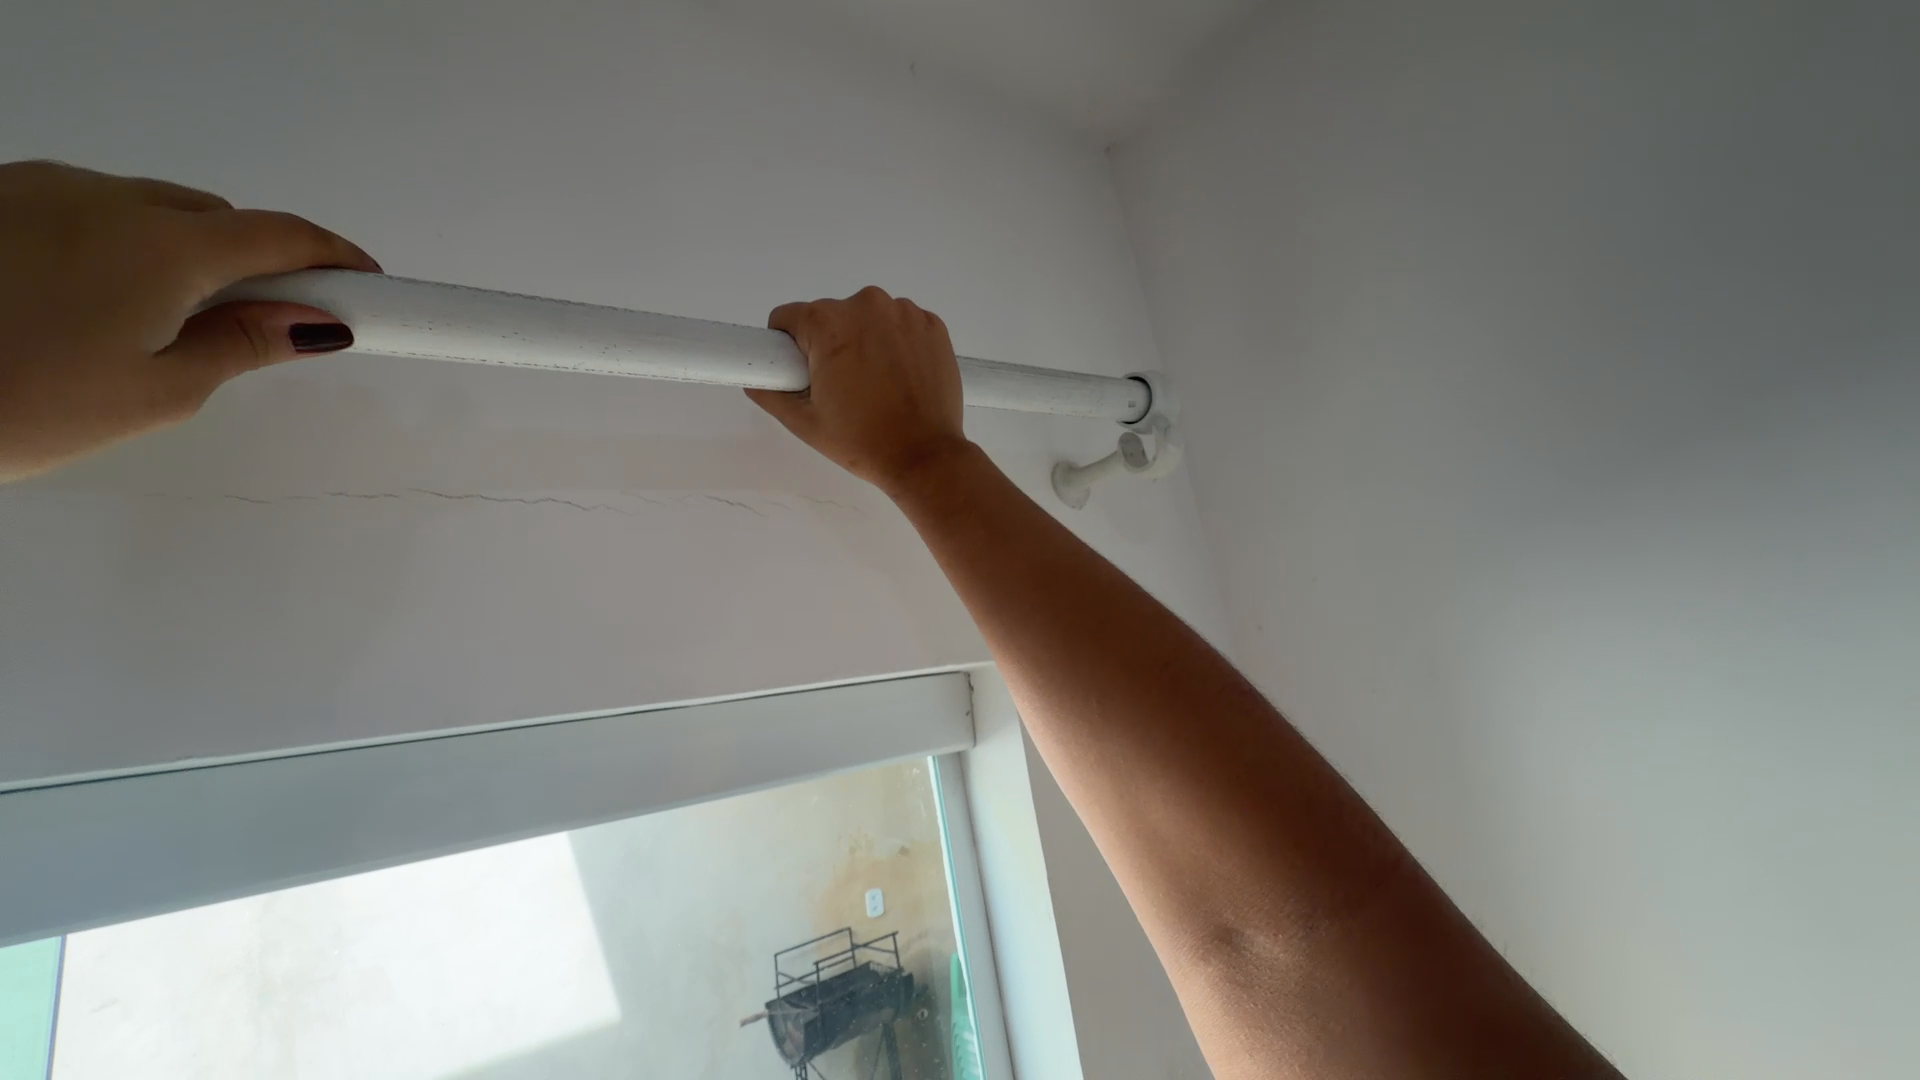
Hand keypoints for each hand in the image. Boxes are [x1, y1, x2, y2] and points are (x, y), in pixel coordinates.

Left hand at [0, 161, 378, 480]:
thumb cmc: (22, 402)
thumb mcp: (162, 391)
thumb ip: (247, 344)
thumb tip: (317, 323)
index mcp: (161, 246)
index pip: (286, 235)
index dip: (341, 258)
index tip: (372, 287)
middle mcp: (101, 197)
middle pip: (220, 219)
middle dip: (260, 264)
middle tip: (271, 324)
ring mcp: (33, 188)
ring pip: (153, 210)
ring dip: (190, 252)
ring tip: (170, 320)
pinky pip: (90, 210)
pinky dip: (126, 244)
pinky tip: (99, 299)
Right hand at [750, 286, 973, 495]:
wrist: (925, 456)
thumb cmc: (864, 441)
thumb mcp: (803, 422)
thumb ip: (769, 392)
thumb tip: (757, 378)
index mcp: (828, 322)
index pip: (789, 318)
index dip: (790, 348)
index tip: (806, 373)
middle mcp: (867, 304)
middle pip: (832, 317)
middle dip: (831, 346)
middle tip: (844, 389)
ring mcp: (905, 313)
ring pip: (869, 319)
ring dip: (867, 343)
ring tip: (877, 387)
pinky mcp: (933, 325)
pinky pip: (902, 326)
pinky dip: (898, 345)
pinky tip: (901, 378)